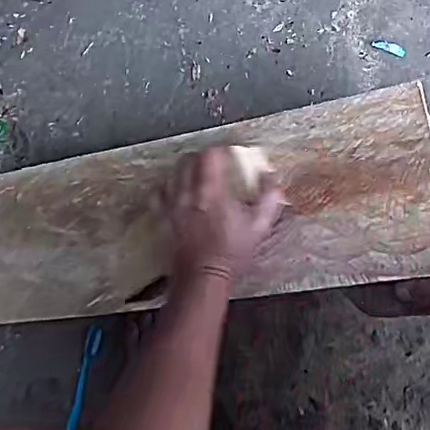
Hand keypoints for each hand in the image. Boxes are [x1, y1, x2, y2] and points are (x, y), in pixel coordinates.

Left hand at [165, 146, 284, 281]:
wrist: (202, 280)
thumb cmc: (231, 253)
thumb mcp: (259, 227)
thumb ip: (269, 198)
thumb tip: (271, 176)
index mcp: (213, 192)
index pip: (210, 155)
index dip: (220, 150)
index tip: (229, 154)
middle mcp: (189, 194)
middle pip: (189, 160)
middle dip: (202, 156)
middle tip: (214, 162)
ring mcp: (172, 206)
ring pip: (172, 173)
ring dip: (185, 168)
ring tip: (196, 173)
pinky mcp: (163, 218)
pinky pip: (158, 193)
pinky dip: (166, 186)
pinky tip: (175, 189)